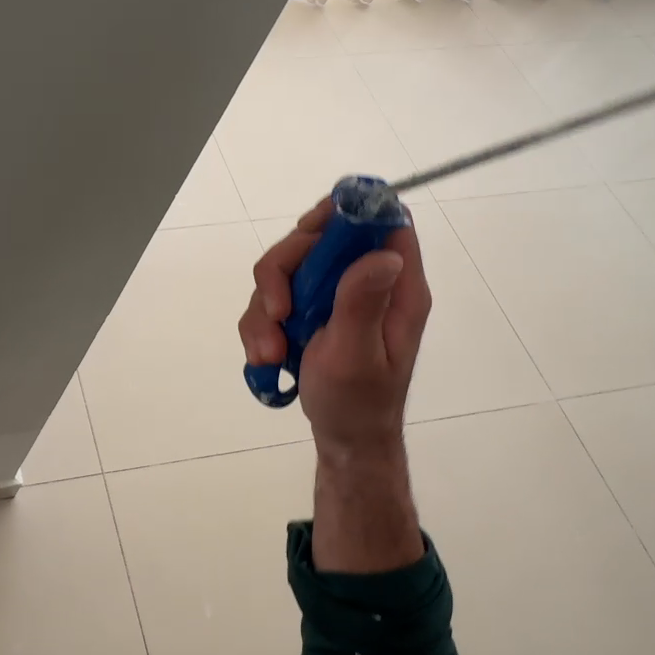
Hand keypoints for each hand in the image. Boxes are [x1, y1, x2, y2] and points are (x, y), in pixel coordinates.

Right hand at [239, 197, 432, 459]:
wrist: (343, 440)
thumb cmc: (358, 403)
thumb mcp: (357, 354)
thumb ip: (363, 303)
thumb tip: (385, 253)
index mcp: (395, 288)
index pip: (383, 224)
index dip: (347, 214)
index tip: (309, 231)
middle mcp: (362, 282)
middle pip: (312, 240)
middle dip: (281, 275)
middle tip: (278, 312)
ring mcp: (331, 296)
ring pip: (282, 269)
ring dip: (264, 309)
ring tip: (270, 352)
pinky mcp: (305, 311)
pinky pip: (268, 298)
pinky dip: (259, 326)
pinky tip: (266, 357)